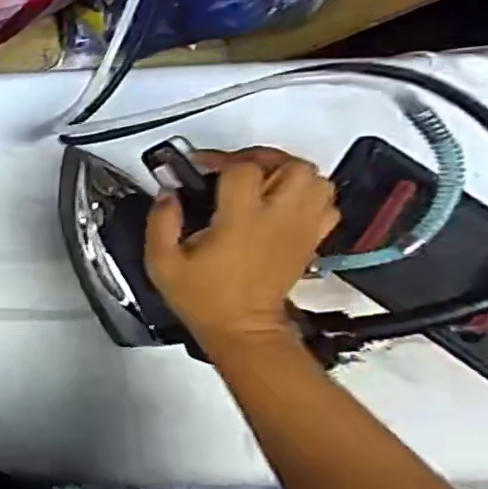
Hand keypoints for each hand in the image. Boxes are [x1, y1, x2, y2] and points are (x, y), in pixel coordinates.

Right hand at [145, 148, 339, 350]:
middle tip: (232, 167)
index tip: (196, 166)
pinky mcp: (310, 242)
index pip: (243, 169)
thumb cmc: (203, 298)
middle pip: (291, 166)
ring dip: (287, 172)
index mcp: (240, 222)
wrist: (243, 331)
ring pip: (316, 180)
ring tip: (257, 180)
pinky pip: (326, 204)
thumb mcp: (161, 260)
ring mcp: (300, 231)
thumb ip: (161, 221)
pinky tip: (280, 201)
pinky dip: (307, 194)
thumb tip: (168, 193)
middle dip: (260, 158)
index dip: (217, 159)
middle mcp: (278, 221)